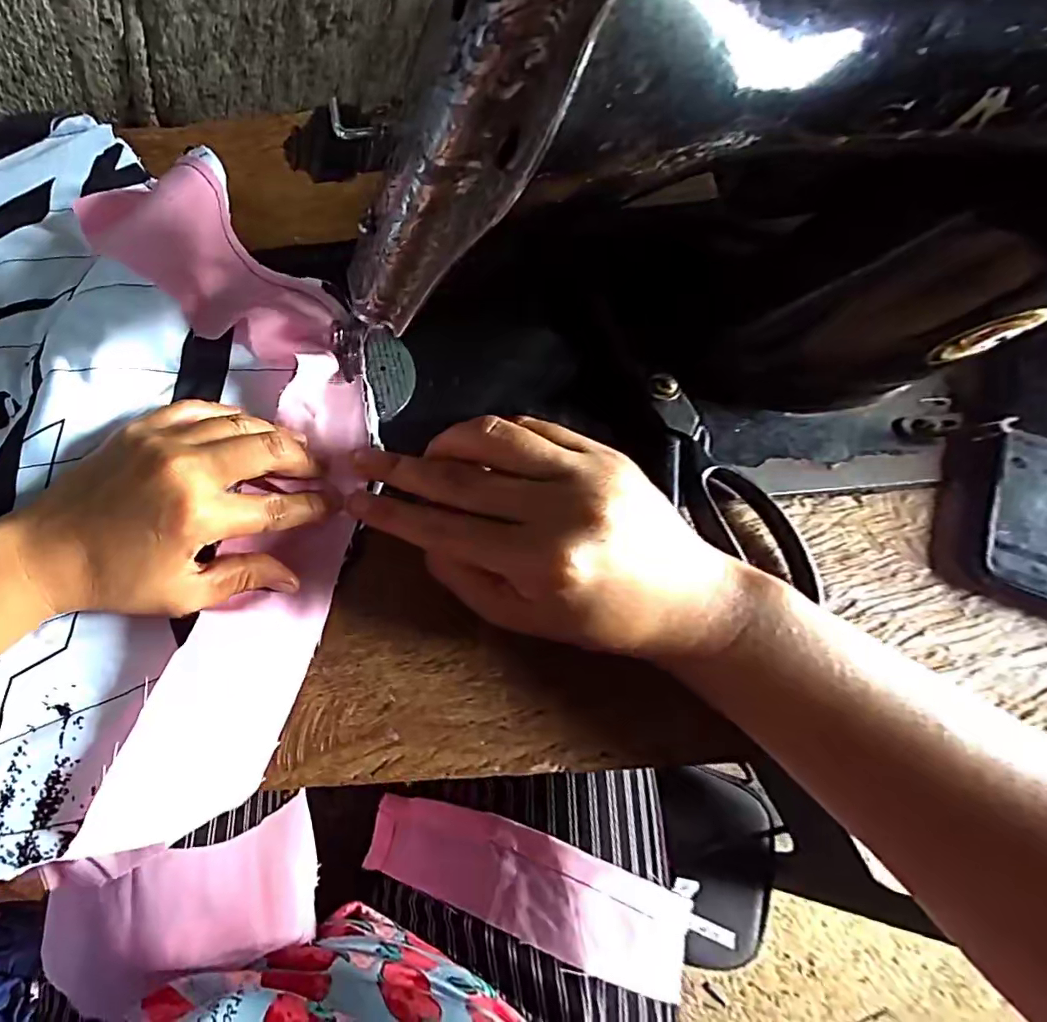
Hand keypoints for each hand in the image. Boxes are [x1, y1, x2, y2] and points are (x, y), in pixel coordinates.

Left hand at [7, 400, 332, 616]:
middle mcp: (188, 466)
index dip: (311, 505)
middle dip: (303, 460)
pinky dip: (228, 416)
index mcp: (199, 514)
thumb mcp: (182, 592)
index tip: (333, 502)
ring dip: (271, 434)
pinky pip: (199, 408)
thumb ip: (242, 578)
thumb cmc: (116, 579)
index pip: (275, 506)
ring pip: (237, 422)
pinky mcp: (143, 426)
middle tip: (320, 471)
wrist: (50, 549)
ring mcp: (163, 438)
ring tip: (291, 448)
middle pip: (266, 449)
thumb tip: (292, 576)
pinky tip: (242, 427)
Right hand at [345, 415, 760, 663]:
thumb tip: (422, 535)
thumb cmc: (598, 618)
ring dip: (444, 442)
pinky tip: (474, 449)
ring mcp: (588, 473)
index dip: (391, 514)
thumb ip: (463, 577)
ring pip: (492, 438)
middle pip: (459, 479)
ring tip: (425, 456)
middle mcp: (564, 510)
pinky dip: (490, 434)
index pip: (443, 530)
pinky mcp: (604, 452)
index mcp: (542, 562)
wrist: (691, 598)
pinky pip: (531, 427)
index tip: (355, 500)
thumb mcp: (520, 618)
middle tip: (363, 459)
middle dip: (400, 469)